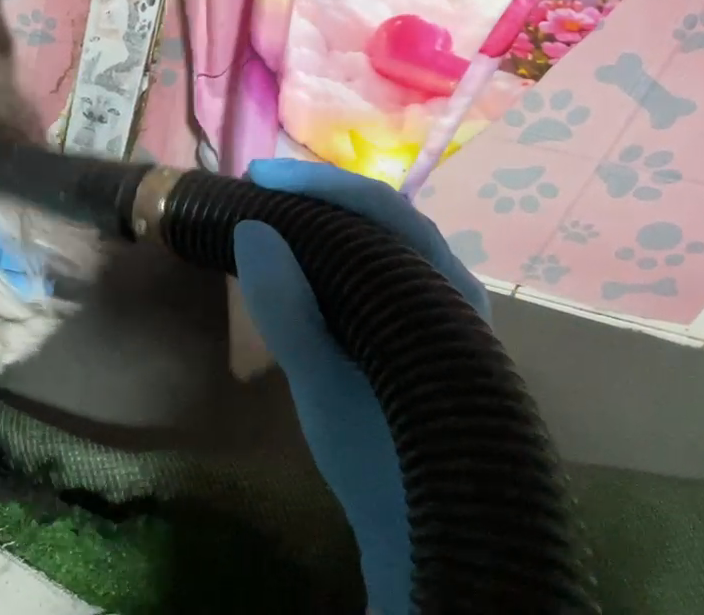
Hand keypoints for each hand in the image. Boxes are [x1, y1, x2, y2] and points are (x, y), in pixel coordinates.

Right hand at [233, 158, 489, 612]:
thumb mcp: (320, 383)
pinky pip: (380, 266)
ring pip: (383, 239)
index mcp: (441, 295)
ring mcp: (440, 310)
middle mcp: (452, 290)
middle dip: (320, 195)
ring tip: (274, 214)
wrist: (418, 526)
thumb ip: (288, 308)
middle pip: (386, 216)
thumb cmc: (376, 456)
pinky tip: (304, 258)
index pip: (383, 211)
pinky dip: (337, 248)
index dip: (317, 185)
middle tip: (259, 189)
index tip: (257, 178)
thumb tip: (252, 230)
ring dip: (328, 219)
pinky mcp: (421, 329)